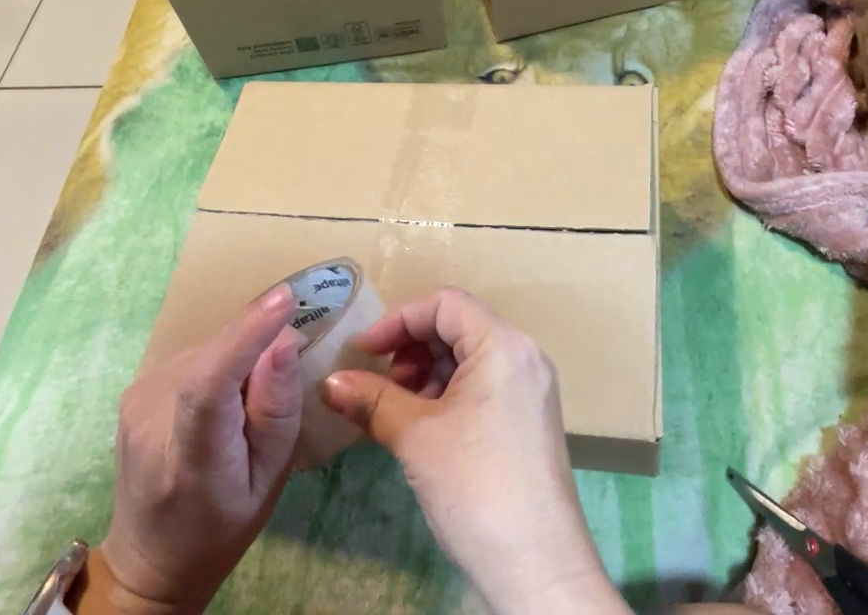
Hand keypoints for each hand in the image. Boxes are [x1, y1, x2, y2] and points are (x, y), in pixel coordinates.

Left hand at [98, 285, 302, 613]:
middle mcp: (151, 418)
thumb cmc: (222, 527)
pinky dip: (223, 362)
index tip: (286, 299)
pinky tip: (226, 397)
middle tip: (290, 365)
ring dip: (241, 355)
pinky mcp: (136, 388)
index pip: (211, 382)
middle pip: (214, 355)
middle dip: (259, 341)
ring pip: (208, 348)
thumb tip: (285, 342)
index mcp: (189, 455)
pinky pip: (196, 355)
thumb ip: (276, 411)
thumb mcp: (268, 479)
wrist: (150, 560)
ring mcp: (137, 399)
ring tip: (250, 399)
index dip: (247, 335)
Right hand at [320, 288, 630, 614]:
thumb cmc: (475, 485)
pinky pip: (483, 384)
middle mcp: (524, 355)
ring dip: (426, 373)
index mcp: (503, 344)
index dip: (398, 319)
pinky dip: (448, 394)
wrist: (537, 562)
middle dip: (411, 348)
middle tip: (380, 385)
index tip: (362, 351)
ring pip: (469, 357)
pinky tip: (422, 426)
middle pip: (459, 326)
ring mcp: (531, 387)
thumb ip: (371, 399)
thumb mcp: (416, 437)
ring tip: (396, 410)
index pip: (446, 304)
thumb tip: (330, 382)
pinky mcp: (529, 417)